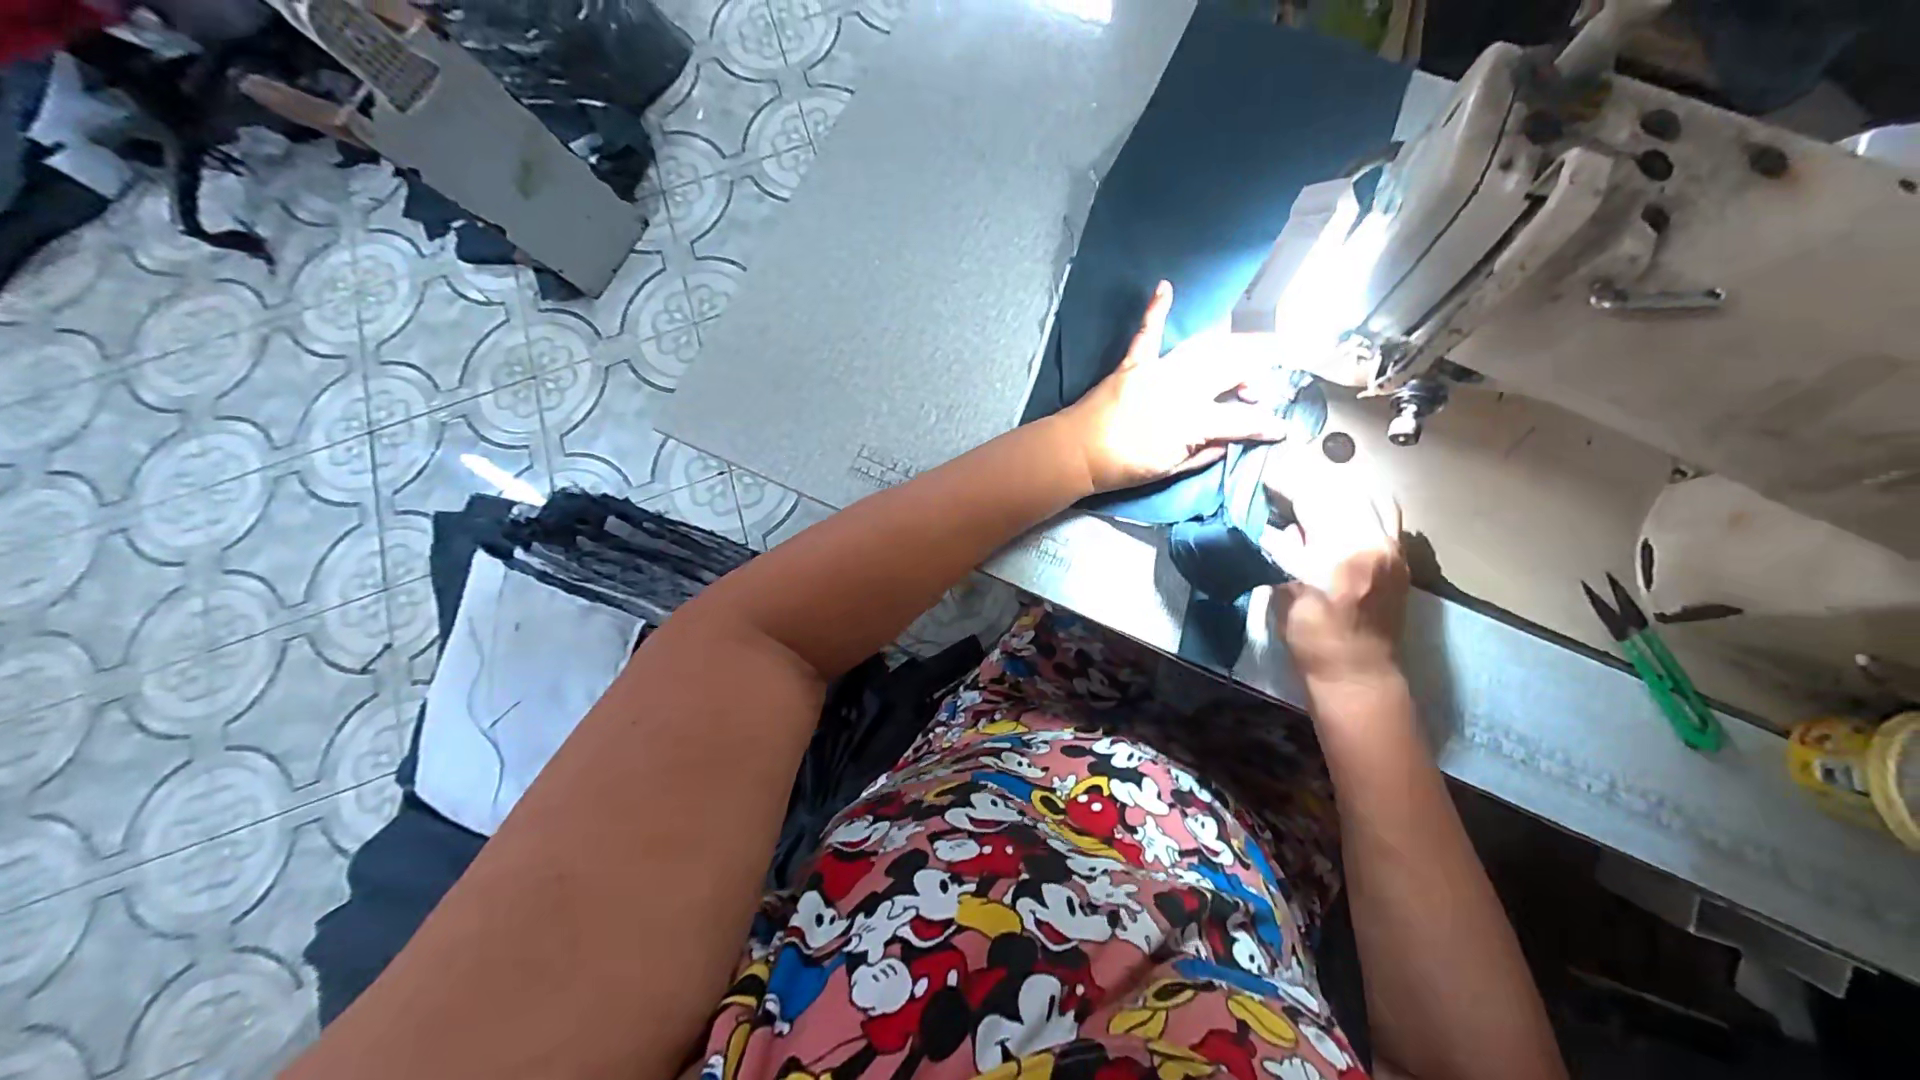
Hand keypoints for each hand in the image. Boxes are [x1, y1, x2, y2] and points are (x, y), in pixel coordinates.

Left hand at [1057, 281, 1296, 493]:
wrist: (1075, 452)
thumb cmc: (1121, 468)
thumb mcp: (1170, 471)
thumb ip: (1203, 454)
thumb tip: (1227, 444)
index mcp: (1192, 422)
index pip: (1242, 421)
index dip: (1266, 426)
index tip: (1281, 429)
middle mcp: (1181, 389)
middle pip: (1231, 372)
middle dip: (1253, 379)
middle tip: (1254, 394)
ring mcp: (1157, 372)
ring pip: (1203, 351)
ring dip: (1227, 353)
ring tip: (1237, 365)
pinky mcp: (1133, 364)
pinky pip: (1148, 332)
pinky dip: (1156, 309)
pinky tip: (1165, 286)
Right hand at [1263, 440, 1409, 687]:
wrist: (1358, 675)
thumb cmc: (1312, 641)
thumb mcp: (1284, 596)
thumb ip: (1284, 554)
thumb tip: (1282, 526)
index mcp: (1337, 555)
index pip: (1311, 499)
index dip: (1285, 482)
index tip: (1266, 476)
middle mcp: (1372, 543)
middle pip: (1342, 489)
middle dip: (1310, 480)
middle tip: (1285, 481)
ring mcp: (1392, 549)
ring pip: (1368, 495)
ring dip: (1339, 488)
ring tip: (1315, 492)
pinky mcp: (1400, 558)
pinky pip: (1385, 514)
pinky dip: (1361, 503)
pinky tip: (1342, 510)